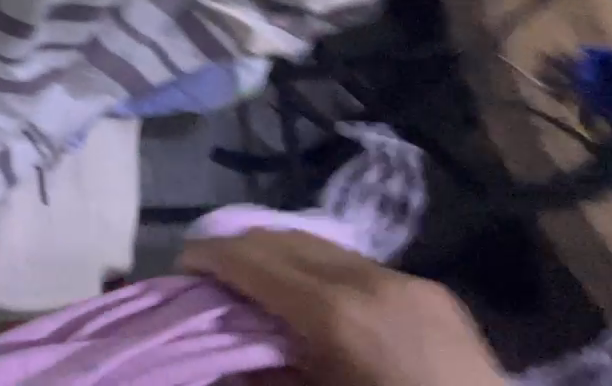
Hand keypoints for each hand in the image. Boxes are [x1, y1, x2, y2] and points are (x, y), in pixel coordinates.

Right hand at [179, 229, 501, 385]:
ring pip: (311, 241)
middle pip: (273, 238)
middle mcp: (366, 280)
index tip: (181, 269)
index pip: (245, 258)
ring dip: (274, 254)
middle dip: (234, 249)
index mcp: (334, 313)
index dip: (204, 256)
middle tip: (212, 275)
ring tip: (258, 280)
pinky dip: (316, 267)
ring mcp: (404, 280)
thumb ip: (259, 371)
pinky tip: (313, 295)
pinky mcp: (430, 289)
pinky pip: (352, 261)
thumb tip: (211, 348)